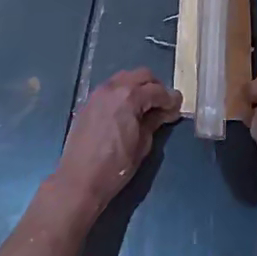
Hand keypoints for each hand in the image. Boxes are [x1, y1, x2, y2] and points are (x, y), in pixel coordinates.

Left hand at [46, 67, 180, 223]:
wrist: (79, 180)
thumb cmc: (115, 167)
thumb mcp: (142, 145)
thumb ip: (154, 122)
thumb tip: (165, 112)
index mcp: (130, 97)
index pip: (157, 90)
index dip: (171, 99)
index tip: (177, 108)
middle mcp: (113, 88)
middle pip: (141, 75)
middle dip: (156, 87)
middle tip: (163, 105)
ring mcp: (98, 93)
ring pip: (125, 78)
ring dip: (138, 87)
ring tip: (145, 107)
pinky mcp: (88, 102)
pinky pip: (111, 88)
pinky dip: (123, 92)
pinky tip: (126, 110)